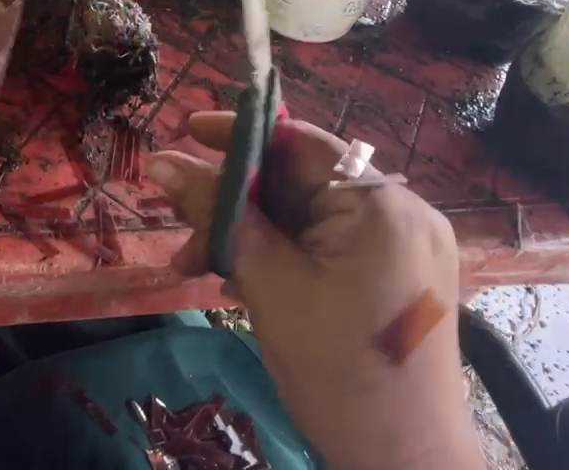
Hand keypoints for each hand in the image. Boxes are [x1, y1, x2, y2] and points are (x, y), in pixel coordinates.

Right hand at [145, 113, 480, 469]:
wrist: (408, 469)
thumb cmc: (337, 371)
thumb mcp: (267, 281)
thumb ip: (216, 212)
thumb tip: (161, 160)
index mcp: (380, 204)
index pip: (298, 142)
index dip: (239, 133)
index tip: (187, 131)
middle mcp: (400, 212)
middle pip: (297, 180)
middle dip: (235, 201)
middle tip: (184, 227)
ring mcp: (402, 245)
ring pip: (304, 214)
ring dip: (249, 233)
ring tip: (199, 267)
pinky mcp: (395, 274)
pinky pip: (324, 242)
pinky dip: (280, 253)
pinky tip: (240, 283)